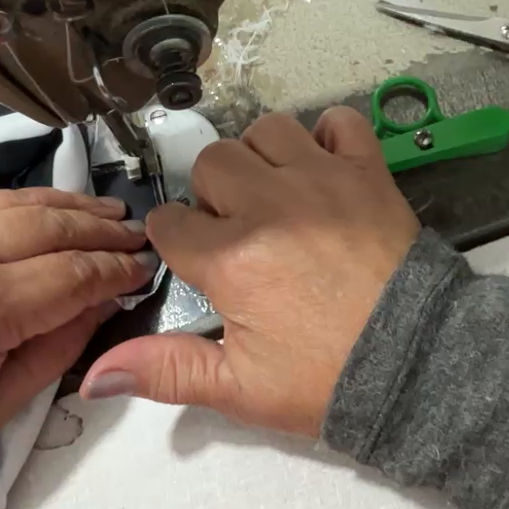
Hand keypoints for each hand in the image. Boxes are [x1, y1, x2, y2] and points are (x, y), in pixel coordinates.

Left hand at [0, 188, 155, 471]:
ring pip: (15, 203)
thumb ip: (60, 346)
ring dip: (69, 205)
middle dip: (102, 230)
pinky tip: (50, 210)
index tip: (147, 268)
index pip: (71, 275)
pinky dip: (23, 205)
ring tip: (107, 209)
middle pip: (49, 228)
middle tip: (138, 234)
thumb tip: (104, 300)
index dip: (116, 271)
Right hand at [81, 108, 418, 436]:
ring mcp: (322, 179)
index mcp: (231, 257)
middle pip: (213, 162)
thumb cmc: (326, 376)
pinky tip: (326, 166)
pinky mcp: (368, 170)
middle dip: (215, 193)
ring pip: (268, 130)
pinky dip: (330, 134)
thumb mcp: (241, 387)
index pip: (171, 222)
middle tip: (241, 227)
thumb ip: (167, 370)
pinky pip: (341, 121)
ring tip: (278, 193)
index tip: (200, 258)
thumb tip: (92, 375)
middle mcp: (270, 204)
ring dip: (264, 156)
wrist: (416, 360)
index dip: (178, 239)